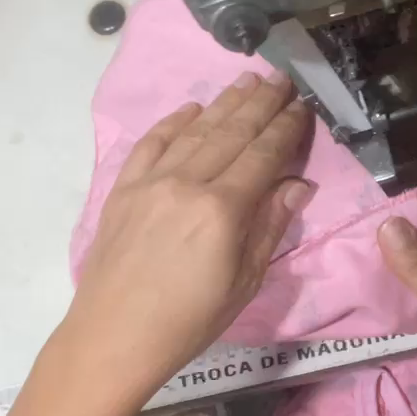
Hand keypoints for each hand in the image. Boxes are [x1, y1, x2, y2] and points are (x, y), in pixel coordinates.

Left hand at [62, 72, 314, 397]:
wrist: (113, 337)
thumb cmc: (189, 322)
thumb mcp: (244, 283)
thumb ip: (270, 227)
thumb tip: (297, 184)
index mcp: (222, 210)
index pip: (263, 155)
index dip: (286, 128)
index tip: (303, 105)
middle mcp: (187, 183)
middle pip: (231, 133)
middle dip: (260, 103)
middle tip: (281, 77)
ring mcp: (150, 182)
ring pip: (195, 131)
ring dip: (224, 104)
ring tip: (247, 81)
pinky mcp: (123, 189)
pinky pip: (151, 144)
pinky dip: (174, 123)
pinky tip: (192, 109)